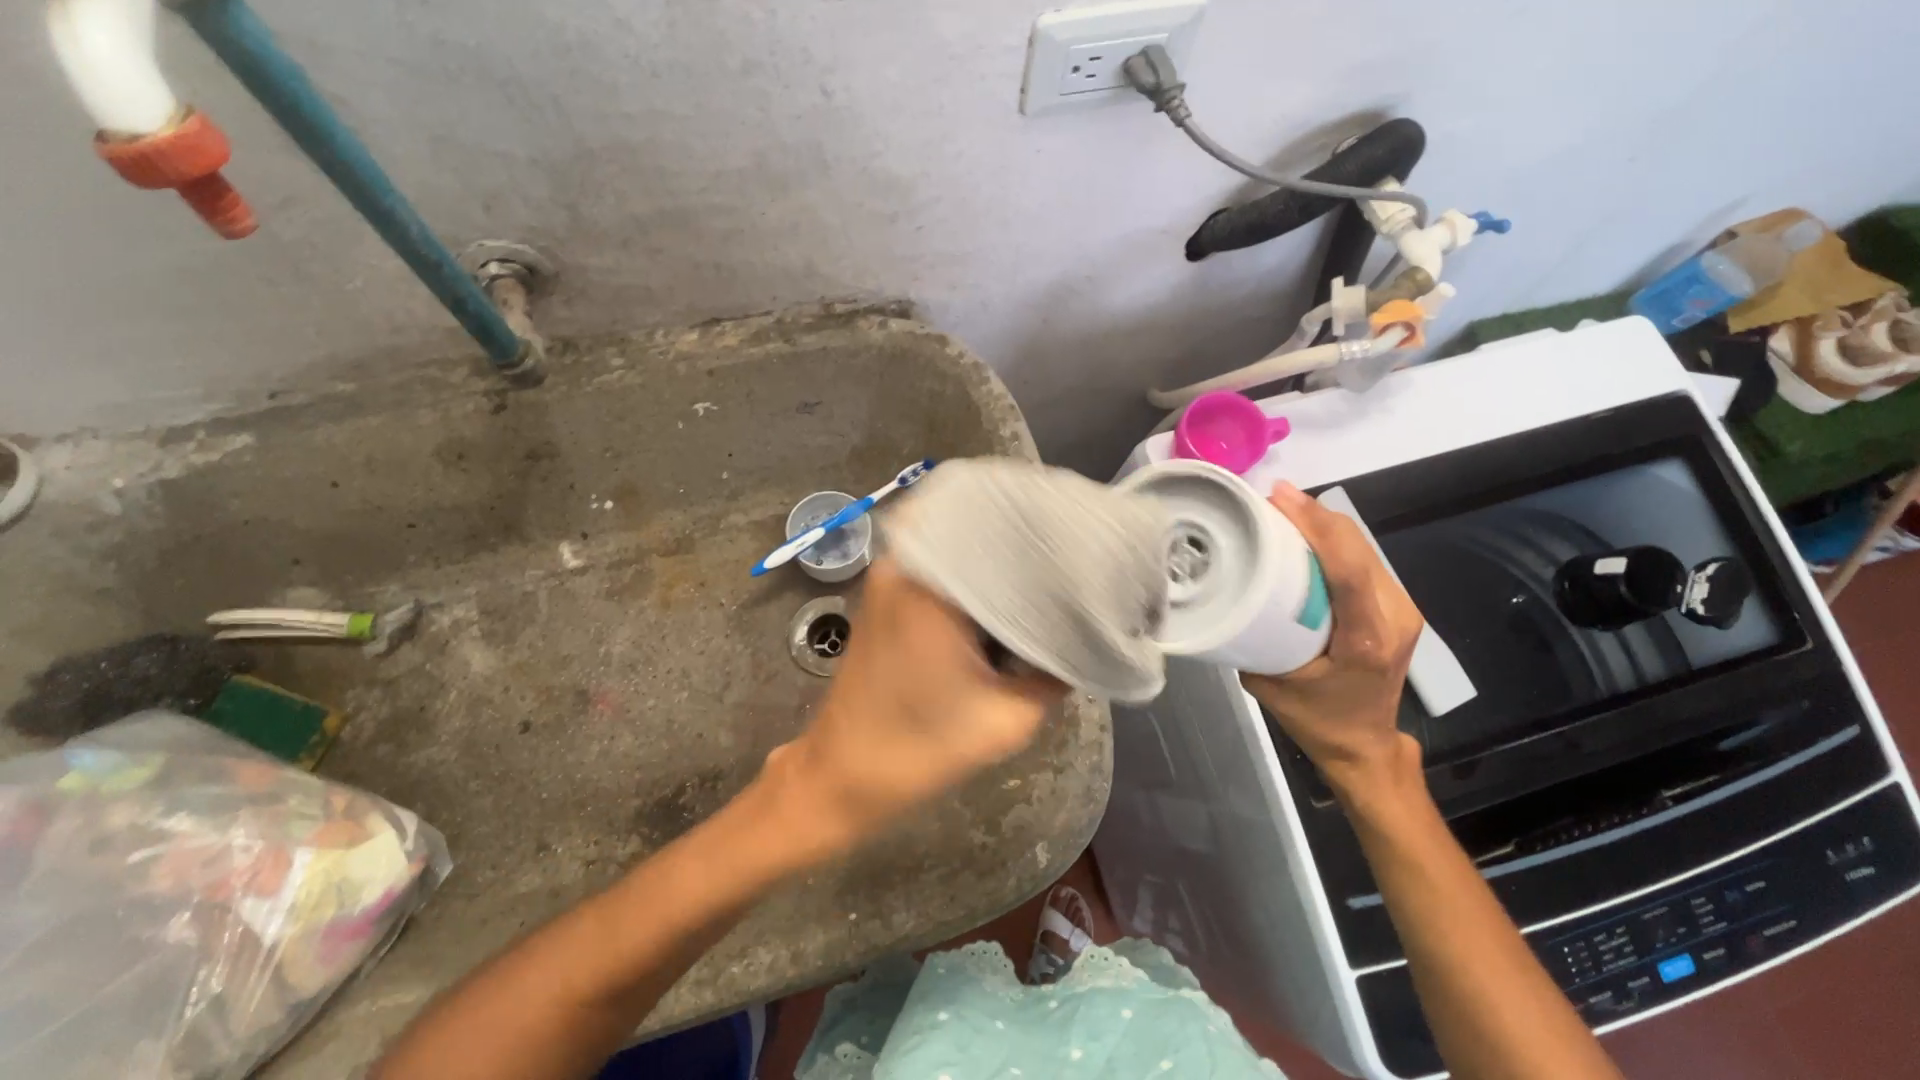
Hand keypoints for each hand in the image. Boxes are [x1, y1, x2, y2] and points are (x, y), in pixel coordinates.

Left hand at [768, 559, 1064, 850]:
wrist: (841, 777)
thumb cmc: (919, 749)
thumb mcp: (1007, 720)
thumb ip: (1055, 673)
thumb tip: (1082, 639)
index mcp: (935, 583)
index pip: (1009, 536)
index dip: (1052, 546)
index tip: (1089, 556)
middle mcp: (908, 562)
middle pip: (985, 535)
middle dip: (1029, 552)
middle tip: (1076, 569)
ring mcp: (891, 575)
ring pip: (964, 552)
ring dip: (1001, 567)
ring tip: (1048, 584)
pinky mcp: (886, 594)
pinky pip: (944, 571)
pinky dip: (976, 582)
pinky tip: (1007, 602)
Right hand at [1242, 484, 1424, 795]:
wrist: (1365, 747)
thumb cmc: (1318, 721)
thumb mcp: (1271, 685)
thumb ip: (1252, 640)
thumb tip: (1227, 595)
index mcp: (1366, 638)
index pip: (1347, 568)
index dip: (1315, 527)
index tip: (1281, 499)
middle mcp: (1394, 617)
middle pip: (1359, 549)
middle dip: (1317, 516)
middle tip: (1274, 499)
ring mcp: (1403, 610)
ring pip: (1366, 550)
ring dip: (1327, 526)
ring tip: (1286, 510)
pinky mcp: (1399, 608)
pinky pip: (1367, 563)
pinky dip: (1337, 543)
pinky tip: (1309, 536)